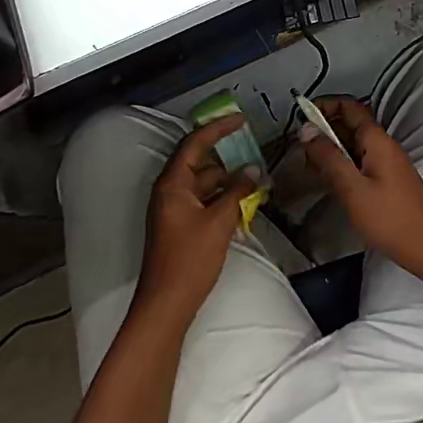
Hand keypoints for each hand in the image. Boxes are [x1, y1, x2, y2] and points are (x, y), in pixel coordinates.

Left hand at [134, 115, 259, 324]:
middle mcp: (168, 190)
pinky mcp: (178, 225)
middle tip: (254, 154)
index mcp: (172, 183)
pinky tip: (241, 205)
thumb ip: (237, 192)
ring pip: (202, 184)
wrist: (167, 303)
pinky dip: (220, 199)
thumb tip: (253, 170)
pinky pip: (201, 201)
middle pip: (198, 163)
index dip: (218, 128)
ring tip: (255, 182)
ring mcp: (172, 208)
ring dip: (226, 182)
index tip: (240, 119)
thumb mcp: (219, 222)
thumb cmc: (190, 259)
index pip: (195, 143)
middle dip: (226, 158)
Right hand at [302, 97, 422, 262]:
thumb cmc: (390, 219)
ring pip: (353, 144)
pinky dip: (341, 163)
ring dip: (331, 149)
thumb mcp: (351, 187)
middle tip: (304, 146)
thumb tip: (307, 131)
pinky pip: (360, 160)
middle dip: (324, 130)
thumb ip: (327, 156)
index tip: (304, 115)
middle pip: (350, 124)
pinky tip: (329, 179)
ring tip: (311, 165)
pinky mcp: (387, 180)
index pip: (349, 107)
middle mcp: (384, 146)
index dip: (325, 105)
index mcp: (377, 141)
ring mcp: (388, 163)